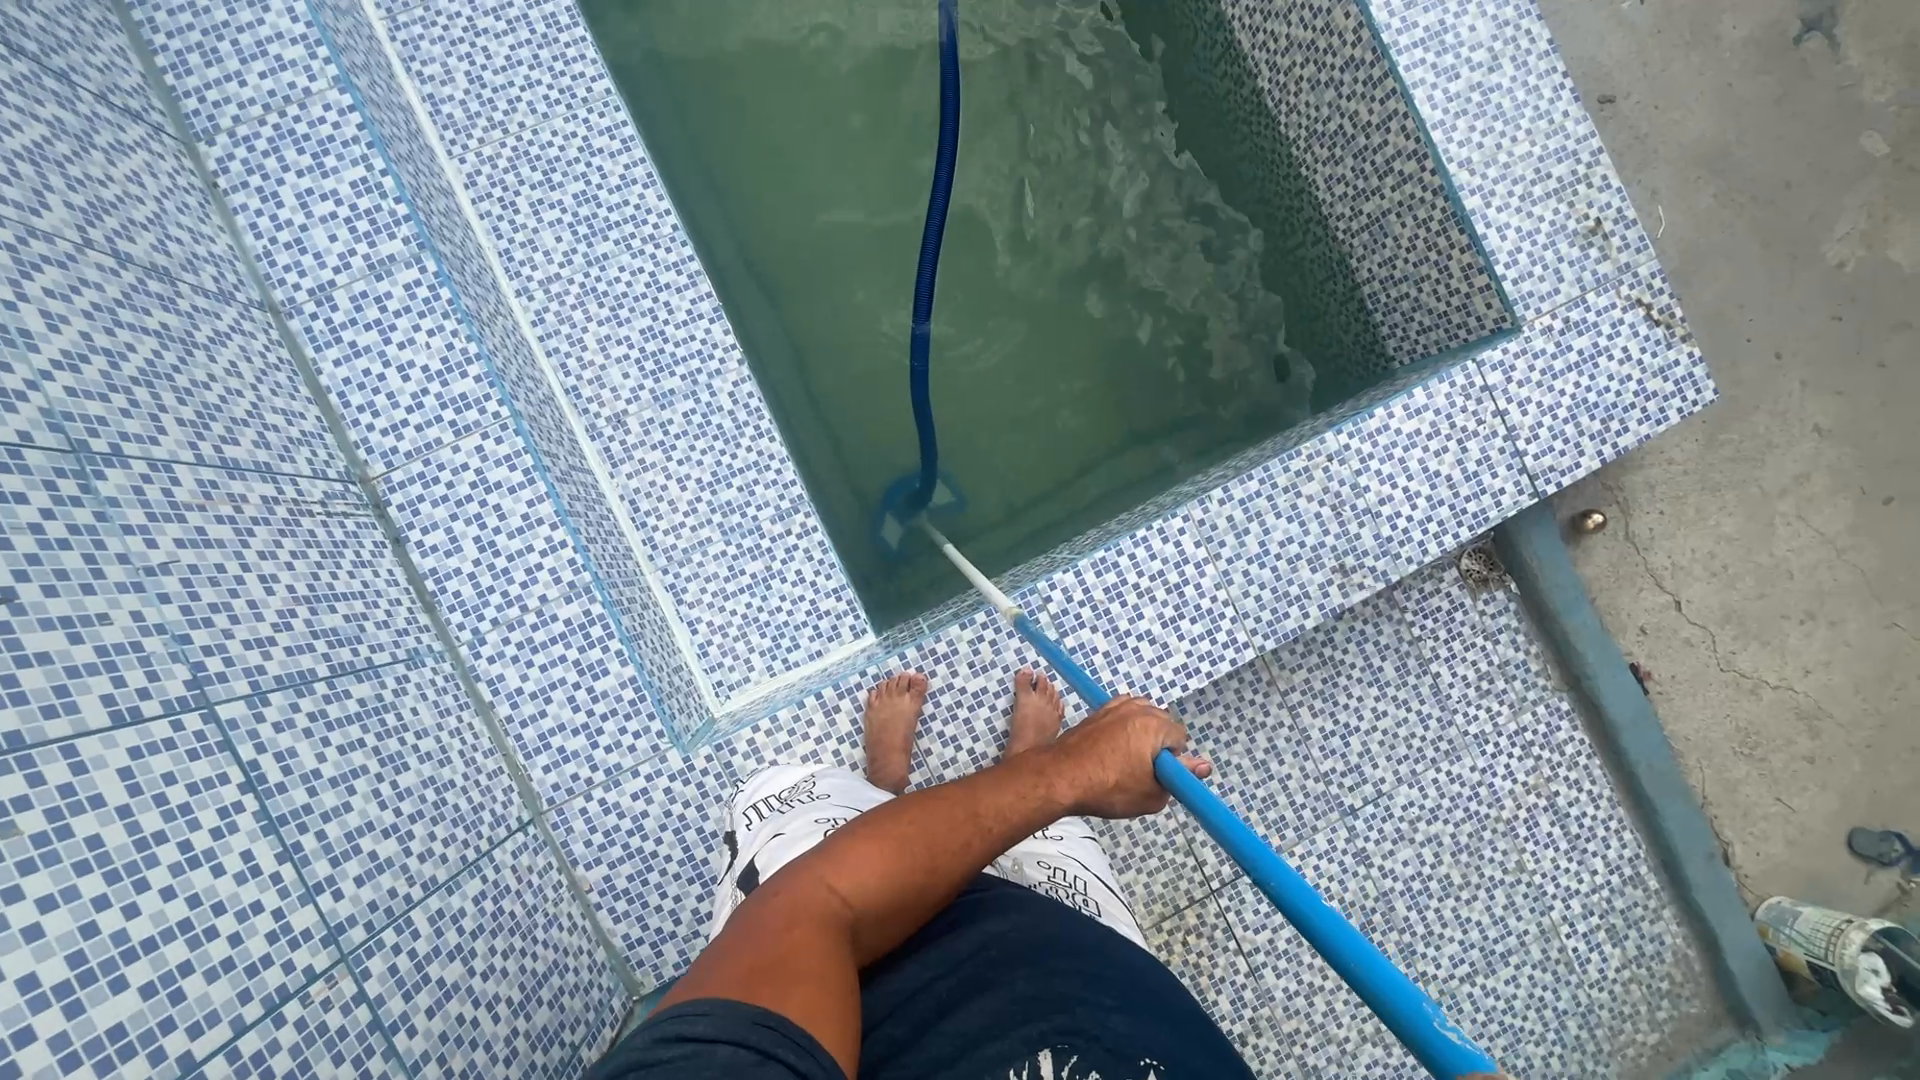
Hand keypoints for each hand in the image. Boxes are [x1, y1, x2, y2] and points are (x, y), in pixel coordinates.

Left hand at [1041, 696, 1211, 817]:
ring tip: (1128, 760)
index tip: (1160, 775)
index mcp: (1153, 725)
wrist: (1060, 777)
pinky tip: (1113, 748)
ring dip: (1141, 732)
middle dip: (1159, 743)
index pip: (1180, 737)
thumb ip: (1181, 779)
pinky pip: (1121, 713)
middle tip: (1145, 770)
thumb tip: (1204, 766)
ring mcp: (1113, 707)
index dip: (1175, 759)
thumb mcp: (1152, 794)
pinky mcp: (1096, 712)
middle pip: (1161, 721)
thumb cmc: (1108, 788)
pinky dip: (1123, 726)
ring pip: (1141, 714)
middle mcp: (1136, 708)